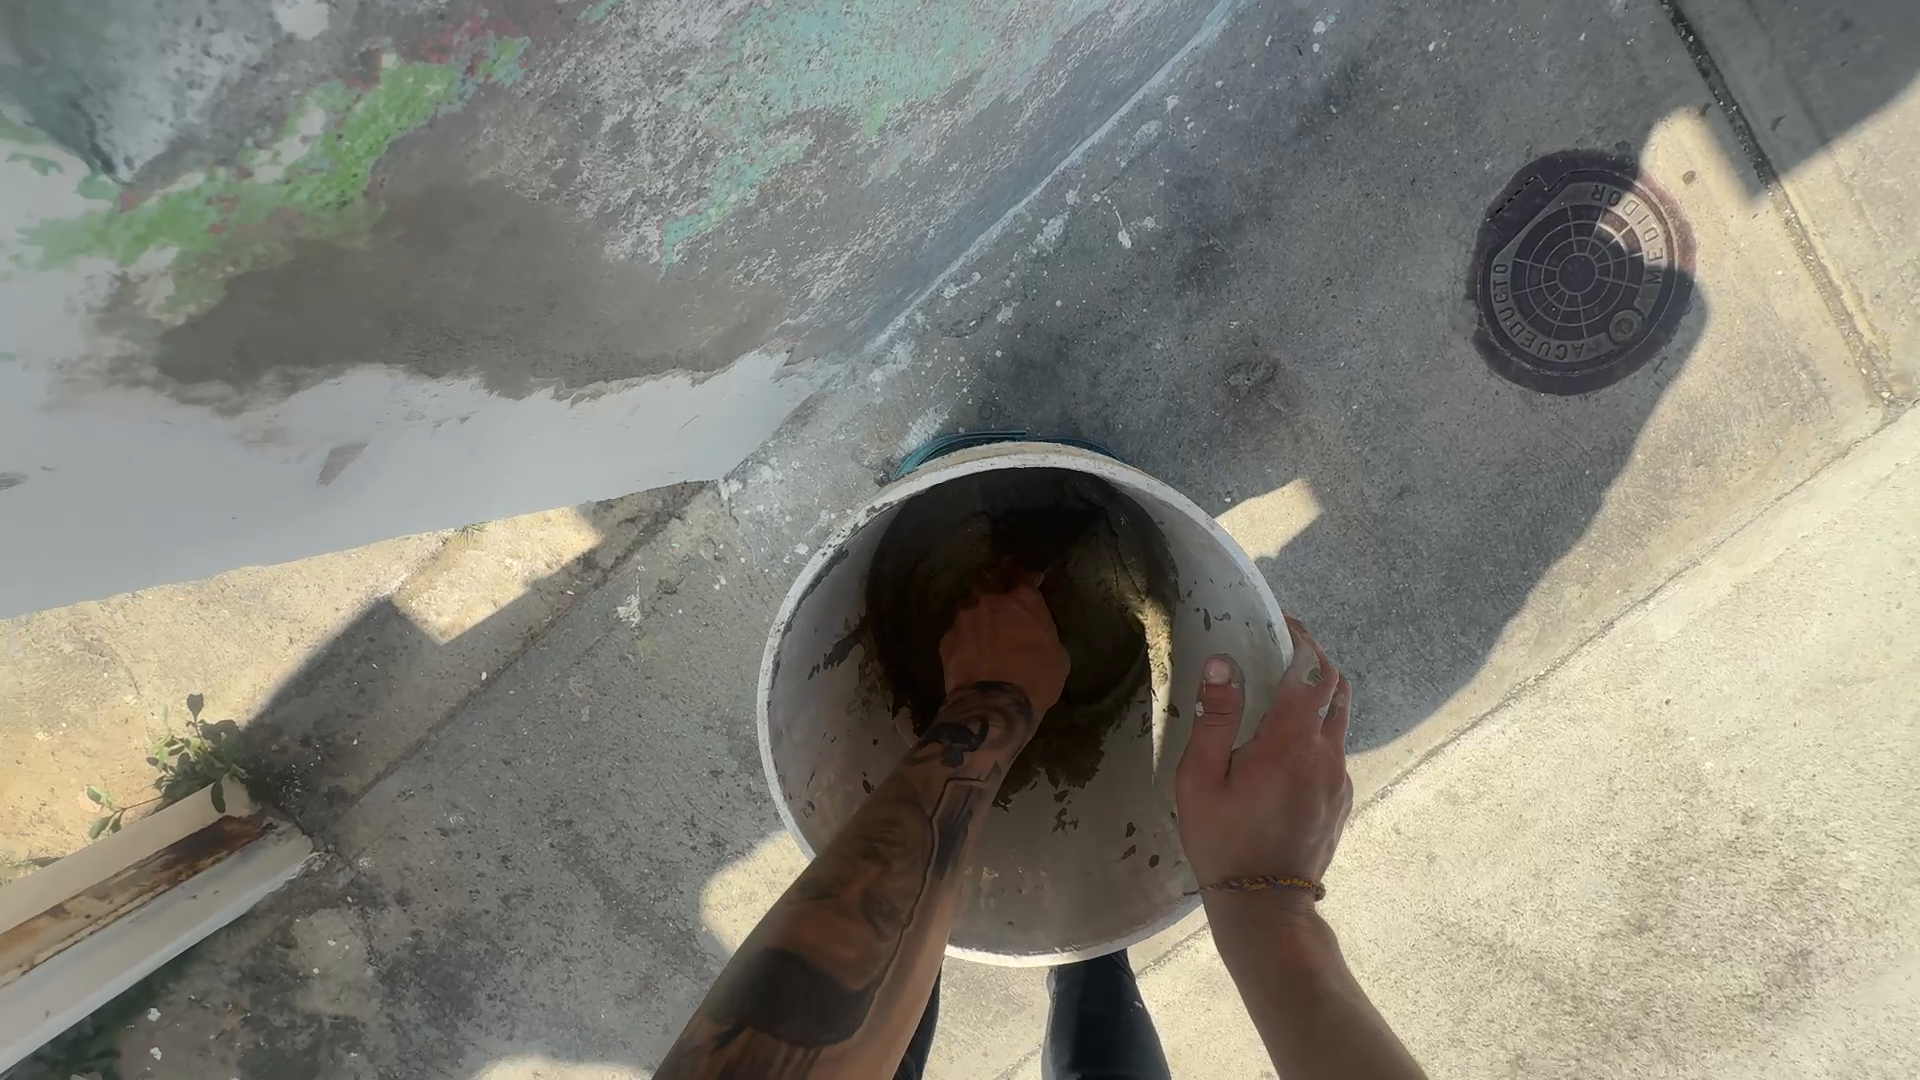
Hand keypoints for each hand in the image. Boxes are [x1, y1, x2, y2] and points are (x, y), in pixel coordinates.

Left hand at [938, 578, 1069, 716]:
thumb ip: (1044, 633)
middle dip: (991, 595)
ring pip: (967, 608)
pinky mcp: (947, 639)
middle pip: (987, 586)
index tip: (1015, 570)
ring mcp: (965, 618)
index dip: (1018, 571)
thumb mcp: (1058, 655)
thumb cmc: (1037, 679)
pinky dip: (962, 640)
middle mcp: (990, 601)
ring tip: (979, 637)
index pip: (1019, 572)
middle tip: (997, 613)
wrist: (996, 704)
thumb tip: (1037, 633)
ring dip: (974, 617)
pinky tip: (968, 656)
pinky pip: (955, 633)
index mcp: (1022, 600)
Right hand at [1175, 615, 1353, 896]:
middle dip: (1314, 659)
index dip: (1302, 640)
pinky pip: (1334, 747)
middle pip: (1336, 688)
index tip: (1281, 622)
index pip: (1312, 672)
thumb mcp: (1201, 776)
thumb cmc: (1222, 836)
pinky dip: (1316, 725)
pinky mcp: (1340, 798)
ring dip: (1318, 691)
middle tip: (1280, 648)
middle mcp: (1325, 753)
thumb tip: (1221, 661)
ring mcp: (1339, 778)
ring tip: (1280, 688)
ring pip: (1339, 717)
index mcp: (1291, 741)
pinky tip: (1282, 742)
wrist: (1264, 904)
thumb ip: (1215, 716)